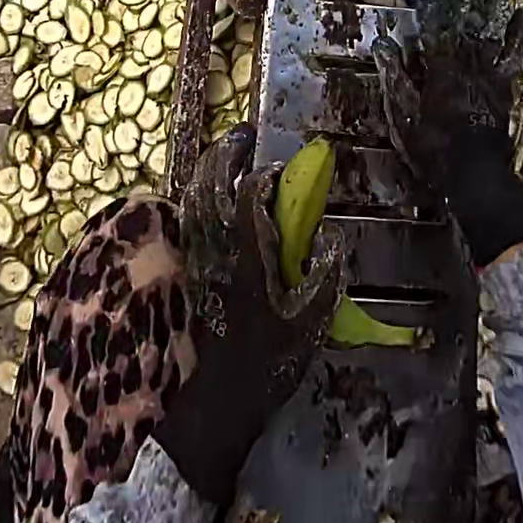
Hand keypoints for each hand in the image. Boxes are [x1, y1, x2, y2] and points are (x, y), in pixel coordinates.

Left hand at [155, 126, 345, 503]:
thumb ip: (324, 279)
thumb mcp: (309, 323)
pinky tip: (208, 180)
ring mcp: (201, 252)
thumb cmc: (272, 356)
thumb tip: (333, 239)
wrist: (228, 388)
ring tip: (227, 146)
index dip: (263, 179)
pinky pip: (190, 213)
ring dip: (209, 166)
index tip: (279, 170)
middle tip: (244, 134)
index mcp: (249, 258)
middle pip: (212, 188)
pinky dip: (198, 188)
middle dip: (226, 155)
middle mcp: (219, 247)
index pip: (249, 203)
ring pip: (196, 196)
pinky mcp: (194, 260)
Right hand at [372, 0, 522, 266]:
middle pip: (470, 18)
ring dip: (499, 2)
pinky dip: (519, 35)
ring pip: (496, 31)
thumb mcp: (403, 116)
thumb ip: (395, 78)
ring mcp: (490, 74)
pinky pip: (514, 56)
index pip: (433, 19)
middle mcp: (468, 64)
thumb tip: (383, 42)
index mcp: (440, 67)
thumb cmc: (433, 147)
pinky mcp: (504, 87)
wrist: (475, 176)